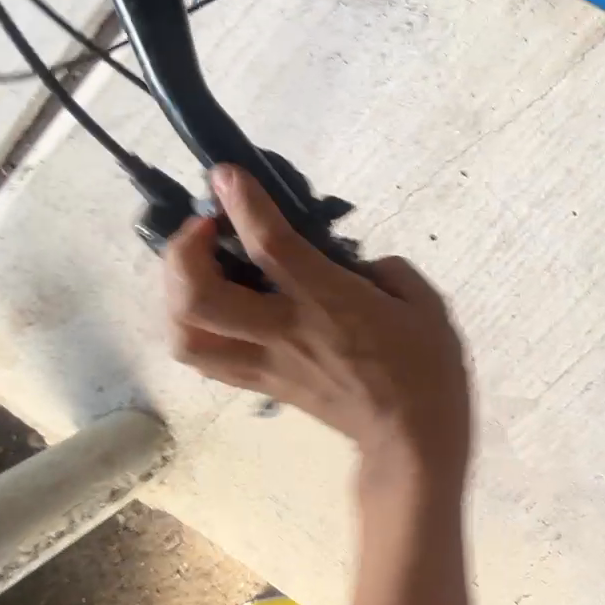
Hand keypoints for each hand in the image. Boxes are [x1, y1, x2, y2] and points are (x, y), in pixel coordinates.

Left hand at [165, 164, 471, 486]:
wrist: (412, 430)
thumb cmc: (428, 362)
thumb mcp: (425, 301)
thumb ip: (388, 271)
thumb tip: (356, 266)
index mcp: (330, 302)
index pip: (273, 245)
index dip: (244, 204)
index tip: (226, 173)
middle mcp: (285, 330)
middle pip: (198, 295)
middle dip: (183, 252)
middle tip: (204, 227)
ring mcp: (265, 362)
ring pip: (185, 332)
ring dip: (176, 293)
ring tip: (199, 269)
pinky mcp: (260, 384)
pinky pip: (206, 356)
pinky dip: (194, 327)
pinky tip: (217, 309)